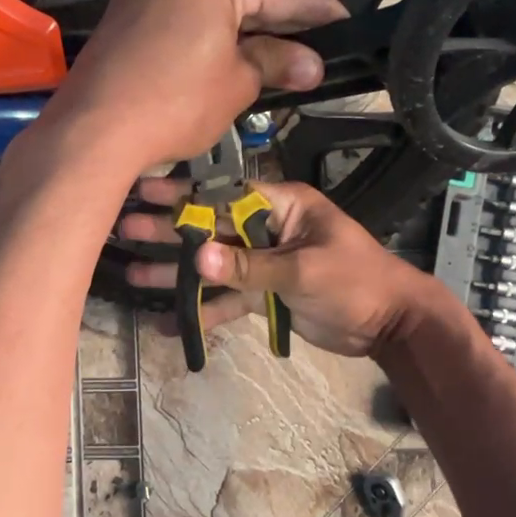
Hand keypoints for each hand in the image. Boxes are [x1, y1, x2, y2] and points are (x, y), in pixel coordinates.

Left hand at [38, 0, 345, 170]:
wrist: (93, 128)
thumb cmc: (173, 103)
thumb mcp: (236, 84)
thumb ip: (275, 63)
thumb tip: (311, 63)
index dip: (315, 14)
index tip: (341, 20)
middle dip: (271, 22)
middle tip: (304, 47)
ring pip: (206, 3)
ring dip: (234, 28)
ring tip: (264, 56)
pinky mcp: (122, 9)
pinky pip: (176, 14)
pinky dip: (199, 32)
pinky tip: (216, 54)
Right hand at [119, 178, 444, 357]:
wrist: (390, 325)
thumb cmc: (356, 282)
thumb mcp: (304, 270)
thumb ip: (249, 266)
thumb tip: (198, 259)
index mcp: (283, 206)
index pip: (225, 195)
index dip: (184, 194)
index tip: (146, 190)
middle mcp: (267, 228)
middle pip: (210, 228)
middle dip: (169, 231)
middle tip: (125, 228)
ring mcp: (263, 262)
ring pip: (212, 265)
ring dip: (176, 271)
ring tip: (133, 273)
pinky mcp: (263, 294)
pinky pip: (225, 300)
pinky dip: (201, 311)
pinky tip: (169, 322)